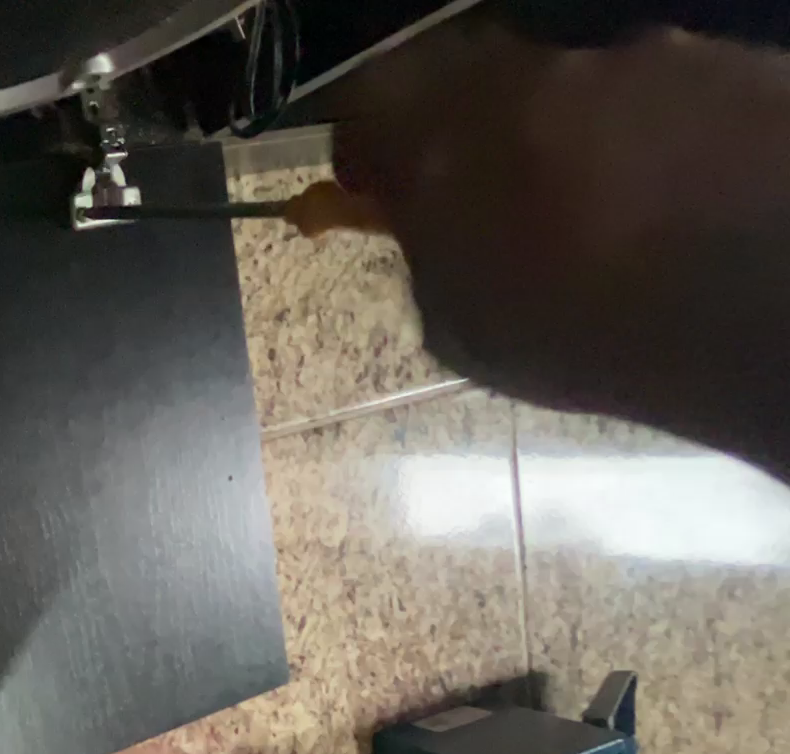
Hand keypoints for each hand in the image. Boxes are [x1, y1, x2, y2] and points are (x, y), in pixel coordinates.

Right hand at [337, 25, 789, 469]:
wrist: (776, 313)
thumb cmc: (578, 333)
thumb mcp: (453, 319)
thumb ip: (425, 246)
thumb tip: (423, 215)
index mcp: (451, 139)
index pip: (370, 94)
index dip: (363, 139)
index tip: (372, 188)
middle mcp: (545, 76)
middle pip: (469, 80)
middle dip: (456, 135)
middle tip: (472, 204)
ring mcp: (652, 62)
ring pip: (566, 89)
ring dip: (554, 140)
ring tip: (588, 218)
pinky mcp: (743, 67)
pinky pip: (655, 99)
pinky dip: (639, 142)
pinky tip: (664, 206)